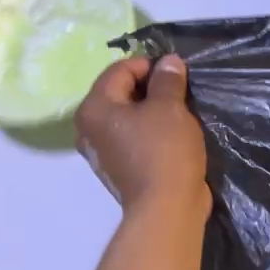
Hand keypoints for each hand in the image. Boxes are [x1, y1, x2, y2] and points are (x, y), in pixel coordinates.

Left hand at [74, 55, 210, 217]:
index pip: (119, 70)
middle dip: (150, 88)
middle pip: (120, 93)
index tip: (178, 71)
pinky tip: (172, 137)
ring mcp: (101, 151)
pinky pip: (132, 138)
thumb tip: (169, 61)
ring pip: (126, 117)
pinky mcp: (117, 168)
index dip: (150, 64)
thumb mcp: (171, 108)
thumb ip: (168, 80)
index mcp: (94, 108)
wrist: (166, 207)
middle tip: (181, 92)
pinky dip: (149, 132)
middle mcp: (88, 128)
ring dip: (151, 111)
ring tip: (179, 114)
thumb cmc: (165, 151)